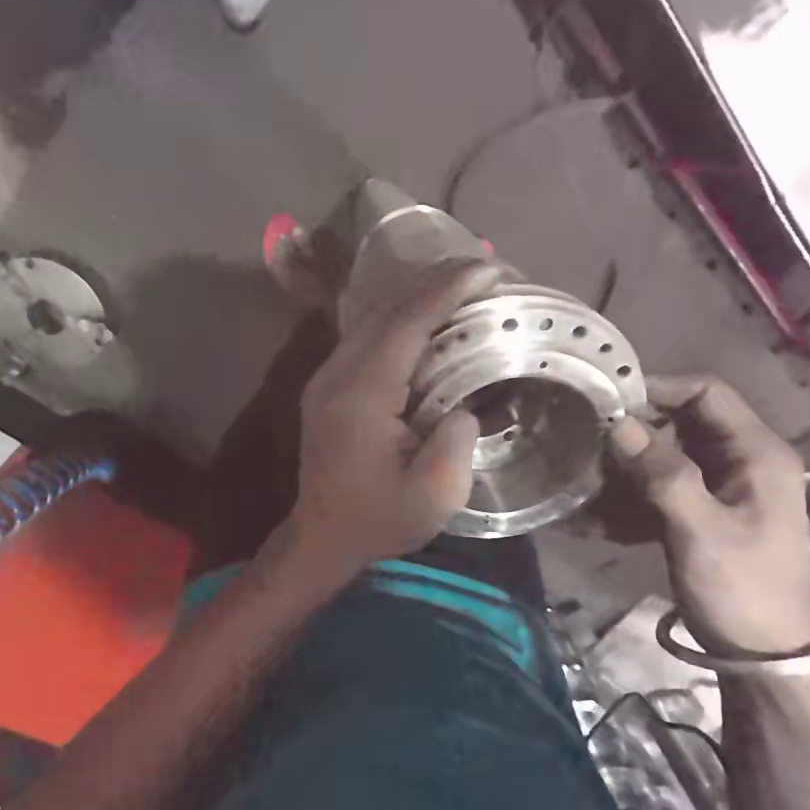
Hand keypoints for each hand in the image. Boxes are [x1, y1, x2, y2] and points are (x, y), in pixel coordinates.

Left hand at [280, 260, 505, 571]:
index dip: (448, 290)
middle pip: (386, 308)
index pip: (406, 323)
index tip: (489, 271)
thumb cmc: (377, 521)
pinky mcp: (329, 385)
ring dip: (418, 295)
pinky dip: (402, 318)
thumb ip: (455, 445)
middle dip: (436, 281)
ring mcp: (327, 377)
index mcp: (362, 396)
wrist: (321, 538)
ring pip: (372, 315)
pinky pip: (367, 334)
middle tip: (484, 271)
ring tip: (462, 287)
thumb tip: (462, 406)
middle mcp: (337, 374)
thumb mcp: (432, 499)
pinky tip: (429, 321)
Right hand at [606, 375, 809, 654]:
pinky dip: (633, 504)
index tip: (608, 401)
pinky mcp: (707, 518)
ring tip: (586, 490)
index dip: (658, 388)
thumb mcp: (701, 531)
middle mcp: (743, 462)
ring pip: (667, 461)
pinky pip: (665, 494)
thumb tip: (620, 424)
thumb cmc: (742, 590)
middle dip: (634, 437)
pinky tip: (600, 523)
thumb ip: (663, 474)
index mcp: (757, 453)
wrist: (767, 659)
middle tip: (588, 449)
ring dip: (627, 474)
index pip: (707, 393)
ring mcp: (725, 492)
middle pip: (682, 426)